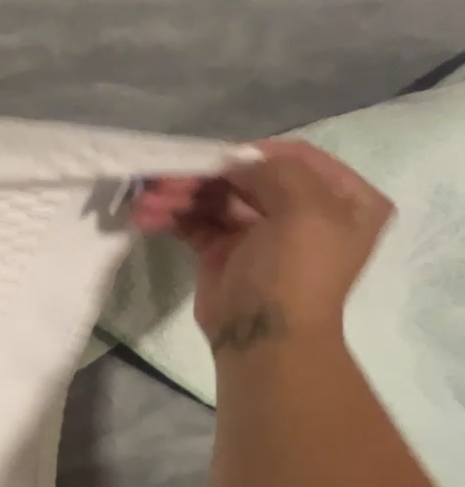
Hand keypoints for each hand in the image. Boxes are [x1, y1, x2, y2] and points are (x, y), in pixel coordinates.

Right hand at [132, 141, 392, 353]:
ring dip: (177, 195)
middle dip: (202, 176)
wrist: (263, 333)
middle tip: (161, 181)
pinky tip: (145, 217)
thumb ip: (277, 173)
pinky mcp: (221, 248)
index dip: (249, 152)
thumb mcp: (307, 213)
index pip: (294, 157)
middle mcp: (303, 209)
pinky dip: (169, 215)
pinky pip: (194, 221)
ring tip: (144, 203)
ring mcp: (259, 230)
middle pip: (246, 176)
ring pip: (214, 198)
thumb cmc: (295, 272)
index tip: (207, 159)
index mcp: (342, 199)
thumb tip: (234, 159)